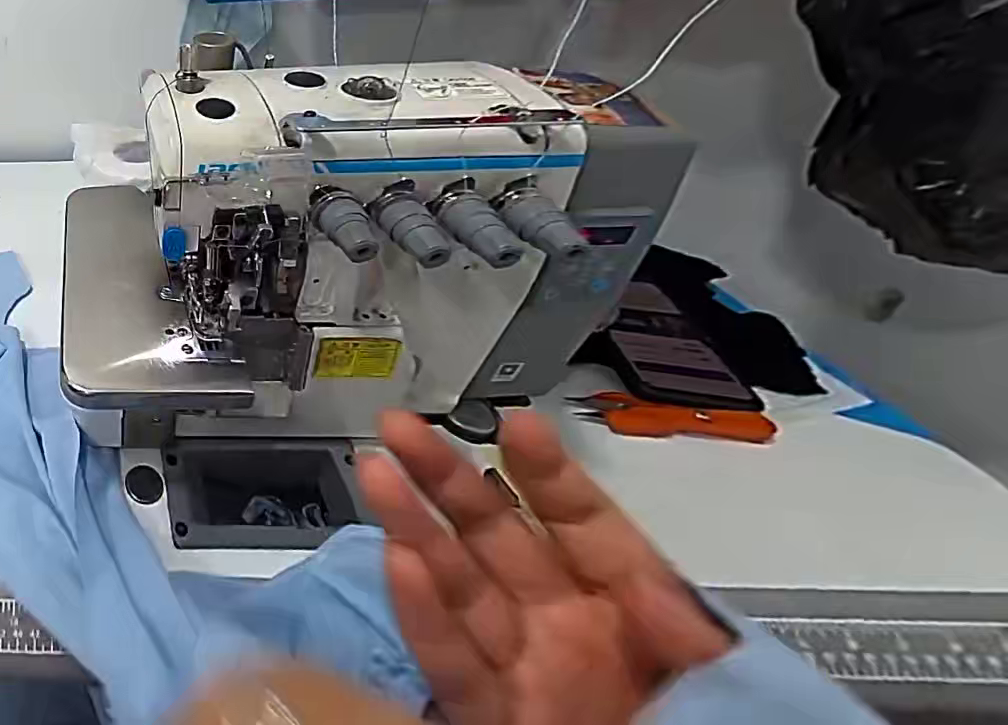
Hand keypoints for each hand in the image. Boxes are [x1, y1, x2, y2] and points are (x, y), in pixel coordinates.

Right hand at [358, 410, 733, 724]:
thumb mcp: (743, 694)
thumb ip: (692, 629)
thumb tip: (653, 579)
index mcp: (636, 615)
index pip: (582, 525)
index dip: (547, 473)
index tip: (517, 426)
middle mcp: (566, 629)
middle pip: (495, 536)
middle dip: (446, 475)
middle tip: (401, 426)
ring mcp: (523, 671)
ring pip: (456, 584)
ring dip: (413, 524)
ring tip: (377, 470)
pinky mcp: (491, 716)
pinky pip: (451, 662)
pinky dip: (423, 612)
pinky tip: (397, 560)